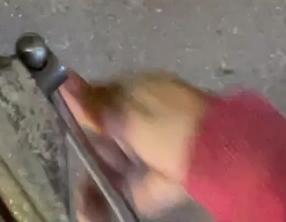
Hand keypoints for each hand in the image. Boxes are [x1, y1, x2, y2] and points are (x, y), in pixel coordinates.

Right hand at [62, 73, 210, 217]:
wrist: (224, 160)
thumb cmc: (169, 127)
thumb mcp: (127, 114)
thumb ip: (93, 103)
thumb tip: (62, 78)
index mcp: (135, 89)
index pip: (97, 97)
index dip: (78, 114)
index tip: (61, 131)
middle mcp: (144, 113)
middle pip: (107, 131)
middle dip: (88, 151)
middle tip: (71, 170)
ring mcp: (157, 147)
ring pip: (119, 160)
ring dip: (98, 177)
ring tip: (81, 200)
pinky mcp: (165, 180)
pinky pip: (134, 185)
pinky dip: (116, 196)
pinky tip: (93, 210)